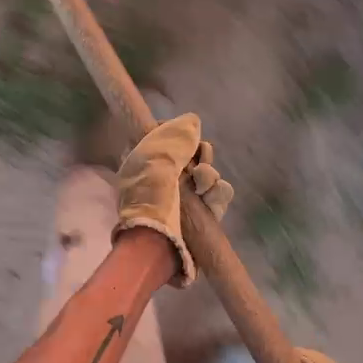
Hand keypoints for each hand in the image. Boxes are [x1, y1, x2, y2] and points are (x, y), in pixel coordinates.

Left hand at [112, 113, 233, 286]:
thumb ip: (178, 134)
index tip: (185, 136)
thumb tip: (192, 121)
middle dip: (201, 155)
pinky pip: (218, 195)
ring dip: (209, 176)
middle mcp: (163, 178)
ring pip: (209, 174)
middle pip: (193, 154)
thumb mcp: (158, 154)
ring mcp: (183, 199)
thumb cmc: (150, 194)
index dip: (179, 134)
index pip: (166, 137)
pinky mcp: (202, 217)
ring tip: (200, 185)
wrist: (158, 241)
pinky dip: (218, 194)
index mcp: (144, 162)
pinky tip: (209, 198)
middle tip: (195, 165)